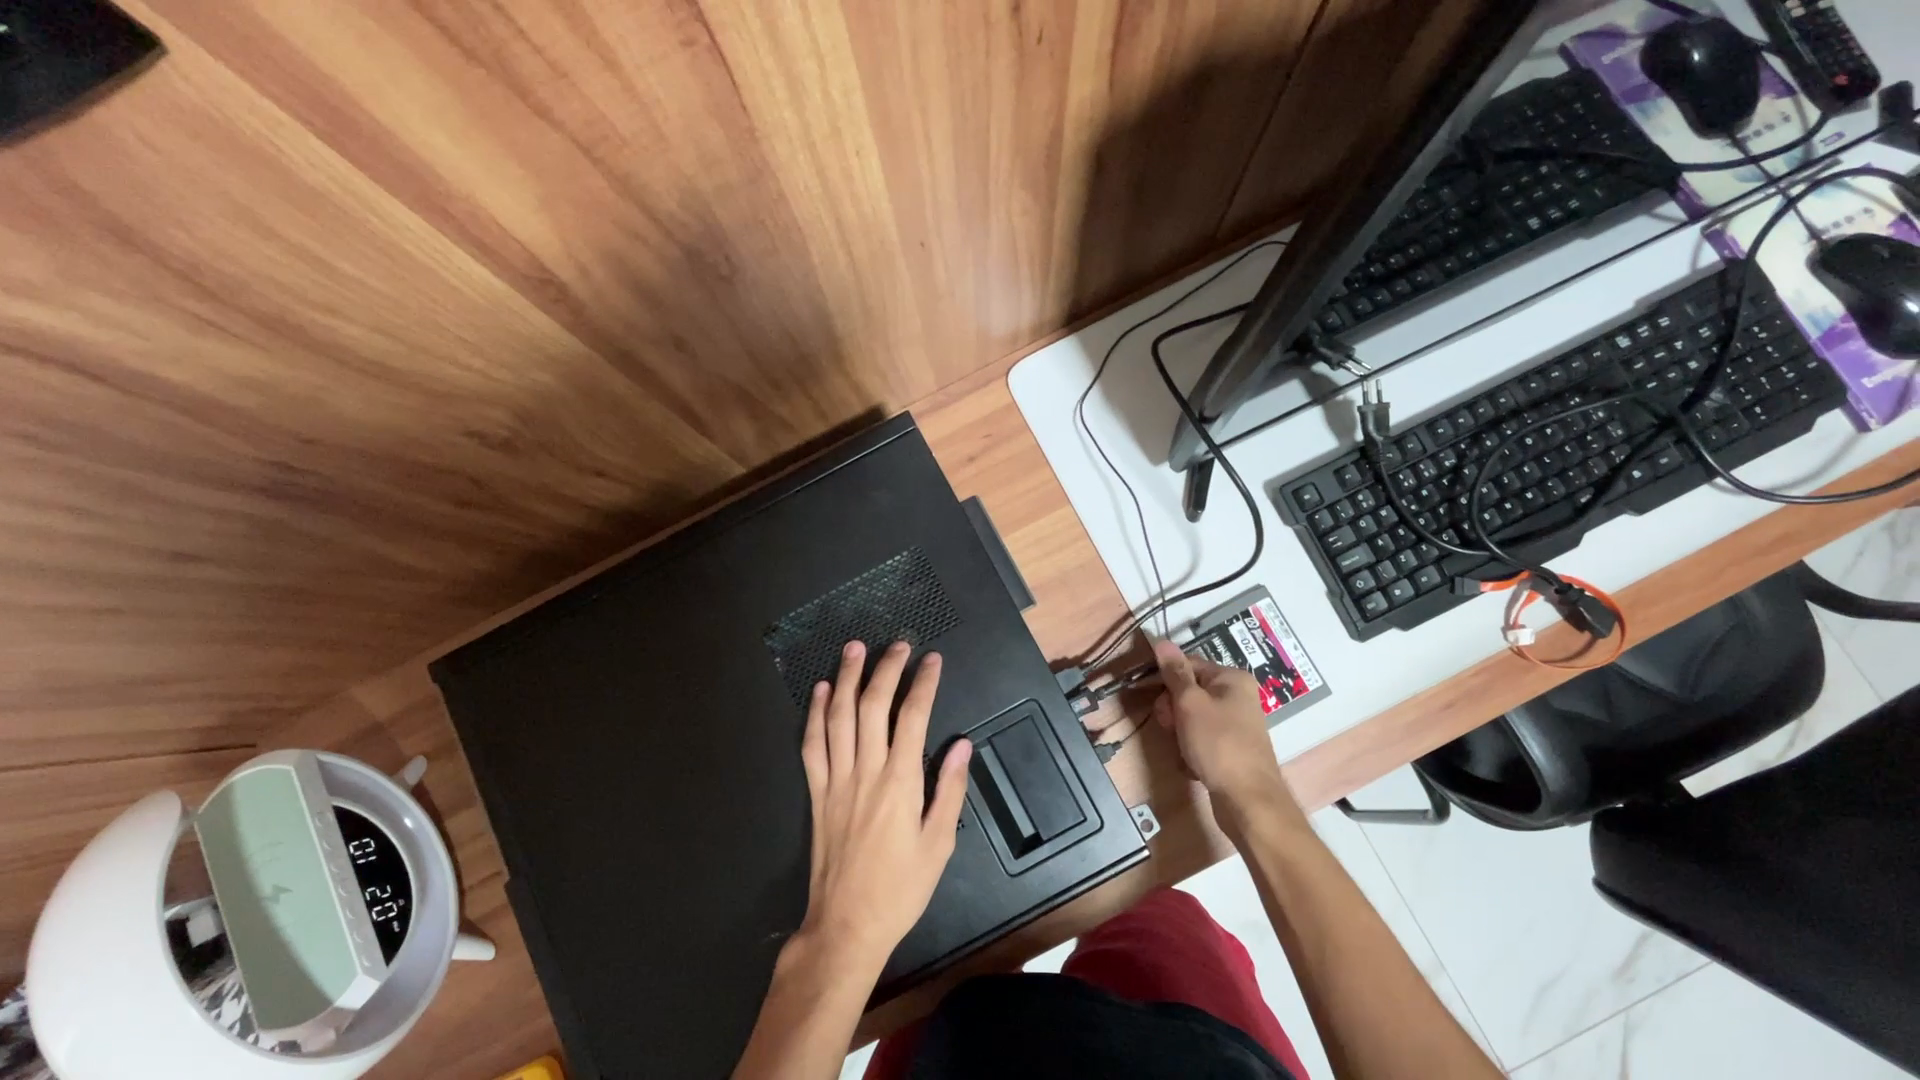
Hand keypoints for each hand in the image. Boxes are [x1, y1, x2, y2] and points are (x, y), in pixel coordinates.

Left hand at [796, 640, 972, 970]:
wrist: (846, 924)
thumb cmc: (900, 889)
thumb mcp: (939, 845)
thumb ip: (949, 791)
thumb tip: (961, 745)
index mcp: (900, 784)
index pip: (913, 718)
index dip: (923, 683)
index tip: (931, 660)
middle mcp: (866, 773)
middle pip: (873, 707)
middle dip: (886, 670)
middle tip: (897, 645)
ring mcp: (836, 781)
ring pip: (839, 717)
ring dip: (847, 679)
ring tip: (854, 649)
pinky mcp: (817, 794)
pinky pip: (812, 745)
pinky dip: (816, 714)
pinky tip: (822, 692)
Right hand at [1148, 640, 1301, 828]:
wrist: (1247, 799)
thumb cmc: (1218, 744)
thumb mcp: (1190, 704)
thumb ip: (1175, 673)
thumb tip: (1161, 641)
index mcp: (1231, 679)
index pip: (1187, 664)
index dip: (1165, 679)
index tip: (1147, 696)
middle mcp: (1237, 696)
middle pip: (1189, 691)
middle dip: (1173, 709)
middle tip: (1171, 727)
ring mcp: (1235, 724)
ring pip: (1191, 717)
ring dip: (1179, 731)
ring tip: (1182, 748)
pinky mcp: (1230, 748)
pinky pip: (1200, 738)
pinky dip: (1191, 748)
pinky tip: (1191, 763)